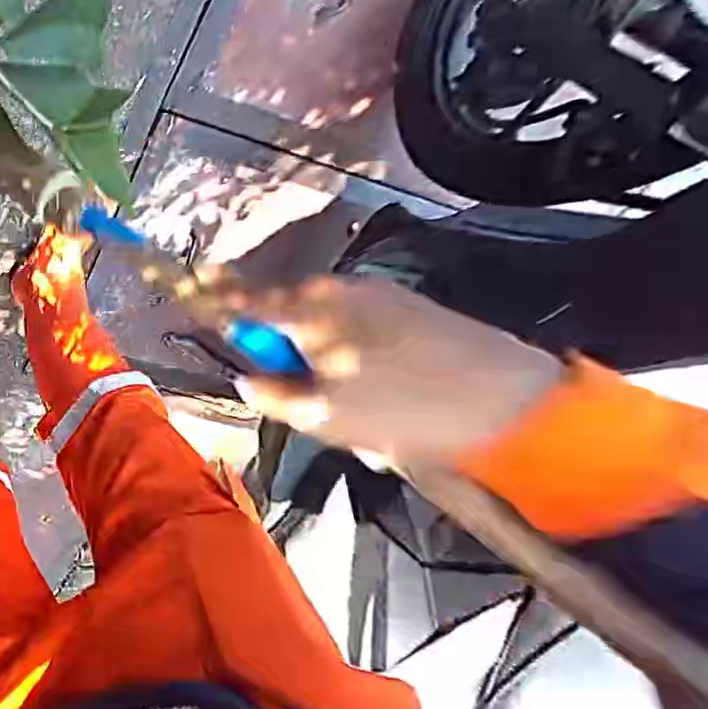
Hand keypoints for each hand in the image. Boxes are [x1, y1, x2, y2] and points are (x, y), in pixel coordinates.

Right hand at [233, 277, 565, 468]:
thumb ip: (270, 394)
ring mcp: (380, 294)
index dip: (212, 300)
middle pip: (280, 306)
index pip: (241, 300)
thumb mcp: (319, 417)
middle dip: (271, 336)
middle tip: (279, 378)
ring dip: (310, 346)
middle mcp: (340, 291)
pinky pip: (354, 321)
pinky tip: (366, 383)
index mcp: (308, 313)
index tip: (187, 295)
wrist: (519, 409)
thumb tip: (248, 379)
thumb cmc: (404, 413)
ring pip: (319, 317)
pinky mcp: (412, 306)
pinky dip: (343, 345)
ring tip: (333, 392)